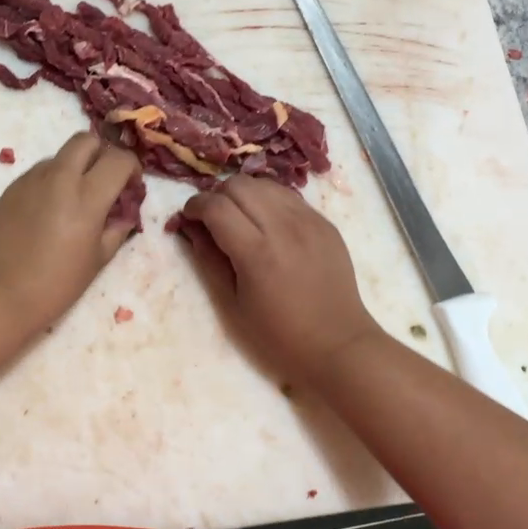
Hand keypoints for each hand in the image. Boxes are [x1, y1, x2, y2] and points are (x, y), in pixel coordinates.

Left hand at [0, 132, 140, 326]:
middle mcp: (58, 178)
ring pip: (60, 156)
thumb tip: (124, 213)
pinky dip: (51, 182)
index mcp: (86, 196)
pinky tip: (47, 213)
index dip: (131, 167)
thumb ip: (117, 229)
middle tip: (104, 182)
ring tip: (74, 202)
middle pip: (86, 140)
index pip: (118, 159)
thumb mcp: (97, 261)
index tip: (131, 186)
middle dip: (102, 153)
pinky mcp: (9, 189)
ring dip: (75, 167)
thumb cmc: (54, 285)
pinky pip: (38, 173)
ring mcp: (29, 180)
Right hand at [182, 176, 381, 380]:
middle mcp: (284, 228)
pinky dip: (269, 200)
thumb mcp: (232, 304)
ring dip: (244, 193)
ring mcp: (309, 221)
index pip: (216, 206)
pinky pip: (289, 196)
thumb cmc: (278, 335)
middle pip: (238, 184)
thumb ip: (208, 259)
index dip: (195, 206)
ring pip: (264, 183)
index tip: (188, 218)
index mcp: (257, 253)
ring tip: (240, 217)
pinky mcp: (325, 223)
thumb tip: (190, 228)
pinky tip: (267, 223)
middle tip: (213, 219)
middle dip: (217, 196)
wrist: (338, 345)